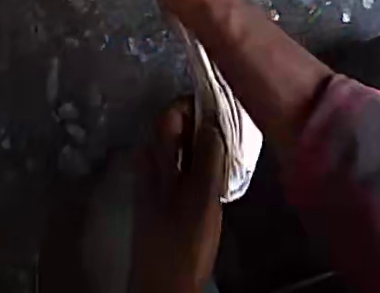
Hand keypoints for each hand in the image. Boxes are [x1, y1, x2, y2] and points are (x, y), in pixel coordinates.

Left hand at [129, 99, 226, 292]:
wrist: (163, 288)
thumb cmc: (183, 238)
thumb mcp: (202, 192)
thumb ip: (209, 152)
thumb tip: (214, 117)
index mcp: (155, 152)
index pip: (173, 108)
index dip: (197, 104)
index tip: (222, 110)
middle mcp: (149, 159)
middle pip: (176, 126)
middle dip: (203, 124)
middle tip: (229, 132)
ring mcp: (153, 178)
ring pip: (180, 146)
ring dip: (202, 145)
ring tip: (227, 153)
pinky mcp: (161, 197)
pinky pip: (180, 165)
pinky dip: (198, 163)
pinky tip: (216, 177)